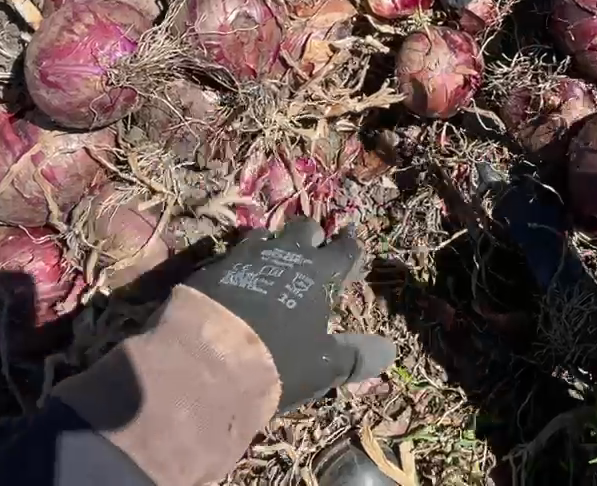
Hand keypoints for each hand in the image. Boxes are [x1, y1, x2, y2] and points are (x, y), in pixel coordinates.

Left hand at [184, 218, 394, 411]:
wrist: (207, 358)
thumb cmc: (277, 359)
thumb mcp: (322, 365)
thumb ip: (354, 356)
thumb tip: (389, 351)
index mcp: (318, 271)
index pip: (343, 250)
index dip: (350, 247)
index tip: (351, 240)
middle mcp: (286, 254)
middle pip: (304, 230)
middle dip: (311, 236)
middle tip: (312, 247)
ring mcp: (245, 257)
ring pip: (264, 237)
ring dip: (271, 246)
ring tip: (270, 259)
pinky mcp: (211, 270)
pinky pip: (230, 258)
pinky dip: (237, 267)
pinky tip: (232, 281)